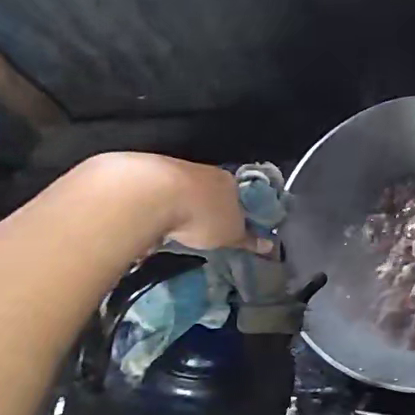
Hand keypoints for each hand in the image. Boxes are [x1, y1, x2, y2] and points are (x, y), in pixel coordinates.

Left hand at [75, 153, 256, 252]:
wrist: (150, 194)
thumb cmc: (202, 215)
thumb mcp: (231, 235)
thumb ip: (249, 240)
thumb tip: (269, 246)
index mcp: (230, 181)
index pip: (241, 194)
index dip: (240, 211)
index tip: (237, 225)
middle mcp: (205, 170)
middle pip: (211, 190)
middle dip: (209, 207)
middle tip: (205, 229)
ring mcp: (173, 168)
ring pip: (183, 189)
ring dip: (181, 205)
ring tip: (175, 227)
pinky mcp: (144, 172)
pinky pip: (158, 191)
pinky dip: (158, 204)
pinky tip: (153, 218)